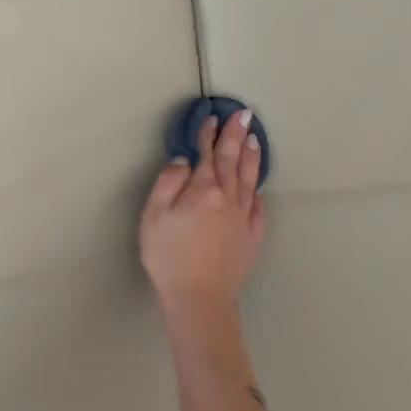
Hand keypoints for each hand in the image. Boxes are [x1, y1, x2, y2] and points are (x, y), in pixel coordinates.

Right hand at [140, 108, 265, 314]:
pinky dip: (255, 192)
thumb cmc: (168, 255)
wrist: (199, 296)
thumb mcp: (154, 216)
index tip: (211, 117)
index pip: (206, 156)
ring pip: (248, 181)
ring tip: (254, 139)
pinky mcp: (250, 238)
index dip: (207, 135)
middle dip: (236, 136)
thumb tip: (182, 161)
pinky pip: (257, 208)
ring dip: (251, 158)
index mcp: (202, 191)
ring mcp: (243, 219)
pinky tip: (255, 187)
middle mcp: (227, 200)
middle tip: (244, 115)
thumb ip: (168, 184)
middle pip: (232, 162)